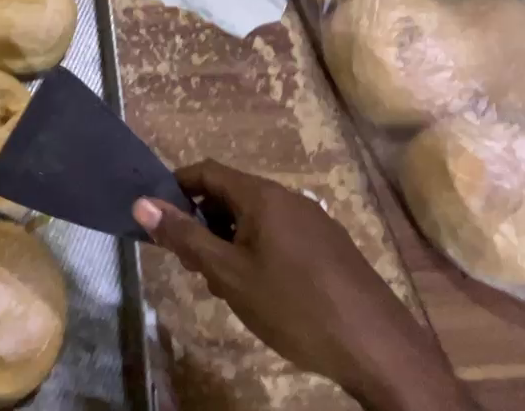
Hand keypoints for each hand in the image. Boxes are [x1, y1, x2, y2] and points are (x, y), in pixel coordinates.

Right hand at [134, 160, 476, 410]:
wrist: (383, 353)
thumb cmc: (296, 306)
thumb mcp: (228, 274)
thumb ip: (184, 237)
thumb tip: (141, 203)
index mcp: (263, 196)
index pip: (206, 172)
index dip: (175, 188)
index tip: (158, 218)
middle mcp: (290, 199)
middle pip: (231, 194)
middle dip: (203, 222)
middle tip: (190, 262)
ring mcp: (317, 224)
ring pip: (257, 219)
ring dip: (230, 240)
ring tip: (223, 282)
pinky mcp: (334, 250)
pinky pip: (282, 236)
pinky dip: (258, 251)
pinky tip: (262, 292)